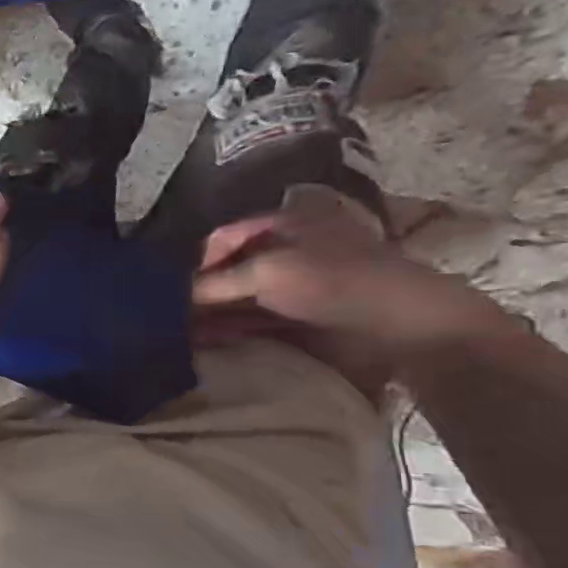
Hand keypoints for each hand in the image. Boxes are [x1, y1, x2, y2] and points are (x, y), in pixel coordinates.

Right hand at [193, 185, 516, 357]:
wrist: (402, 327)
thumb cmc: (335, 282)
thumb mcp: (267, 273)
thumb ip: (212, 283)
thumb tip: (170, 297)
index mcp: (282, 225)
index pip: (222, 238)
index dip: (196, 261)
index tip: (171, 288)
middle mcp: (283, 253)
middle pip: (225, 270)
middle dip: (196, 291)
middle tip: (166, 314)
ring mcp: (289, 288)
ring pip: (233, 299)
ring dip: (206, 315)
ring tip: (176, 334)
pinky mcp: (294, 319)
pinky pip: (247, 322)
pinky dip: (223, 331)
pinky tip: (201, 342)